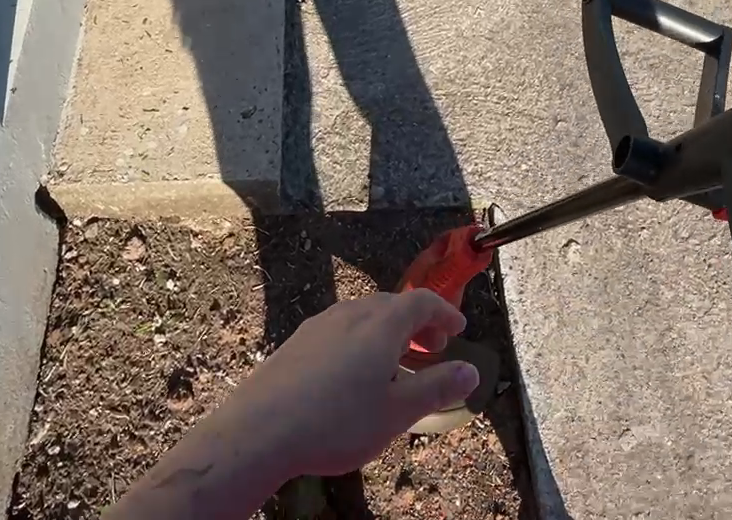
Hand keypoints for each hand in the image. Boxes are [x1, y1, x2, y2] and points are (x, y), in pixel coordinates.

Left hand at [207, 289, 480, 475]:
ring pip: (366, 315)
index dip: (444, 312)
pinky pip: (343, 327)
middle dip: (418, 322)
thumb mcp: (396, 413)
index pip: (422, 301)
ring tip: (397, 362)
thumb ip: (436, 387)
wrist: (260, 430)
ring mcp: (322, 322)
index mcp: (382, 323)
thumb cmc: (337, 421)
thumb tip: (471, 371)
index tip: (458, 330)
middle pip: (394, 304)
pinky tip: (356, 370)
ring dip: (390, 330)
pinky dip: (364, 337)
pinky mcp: (299, 339)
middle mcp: (353, 312)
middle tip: (433, 348)